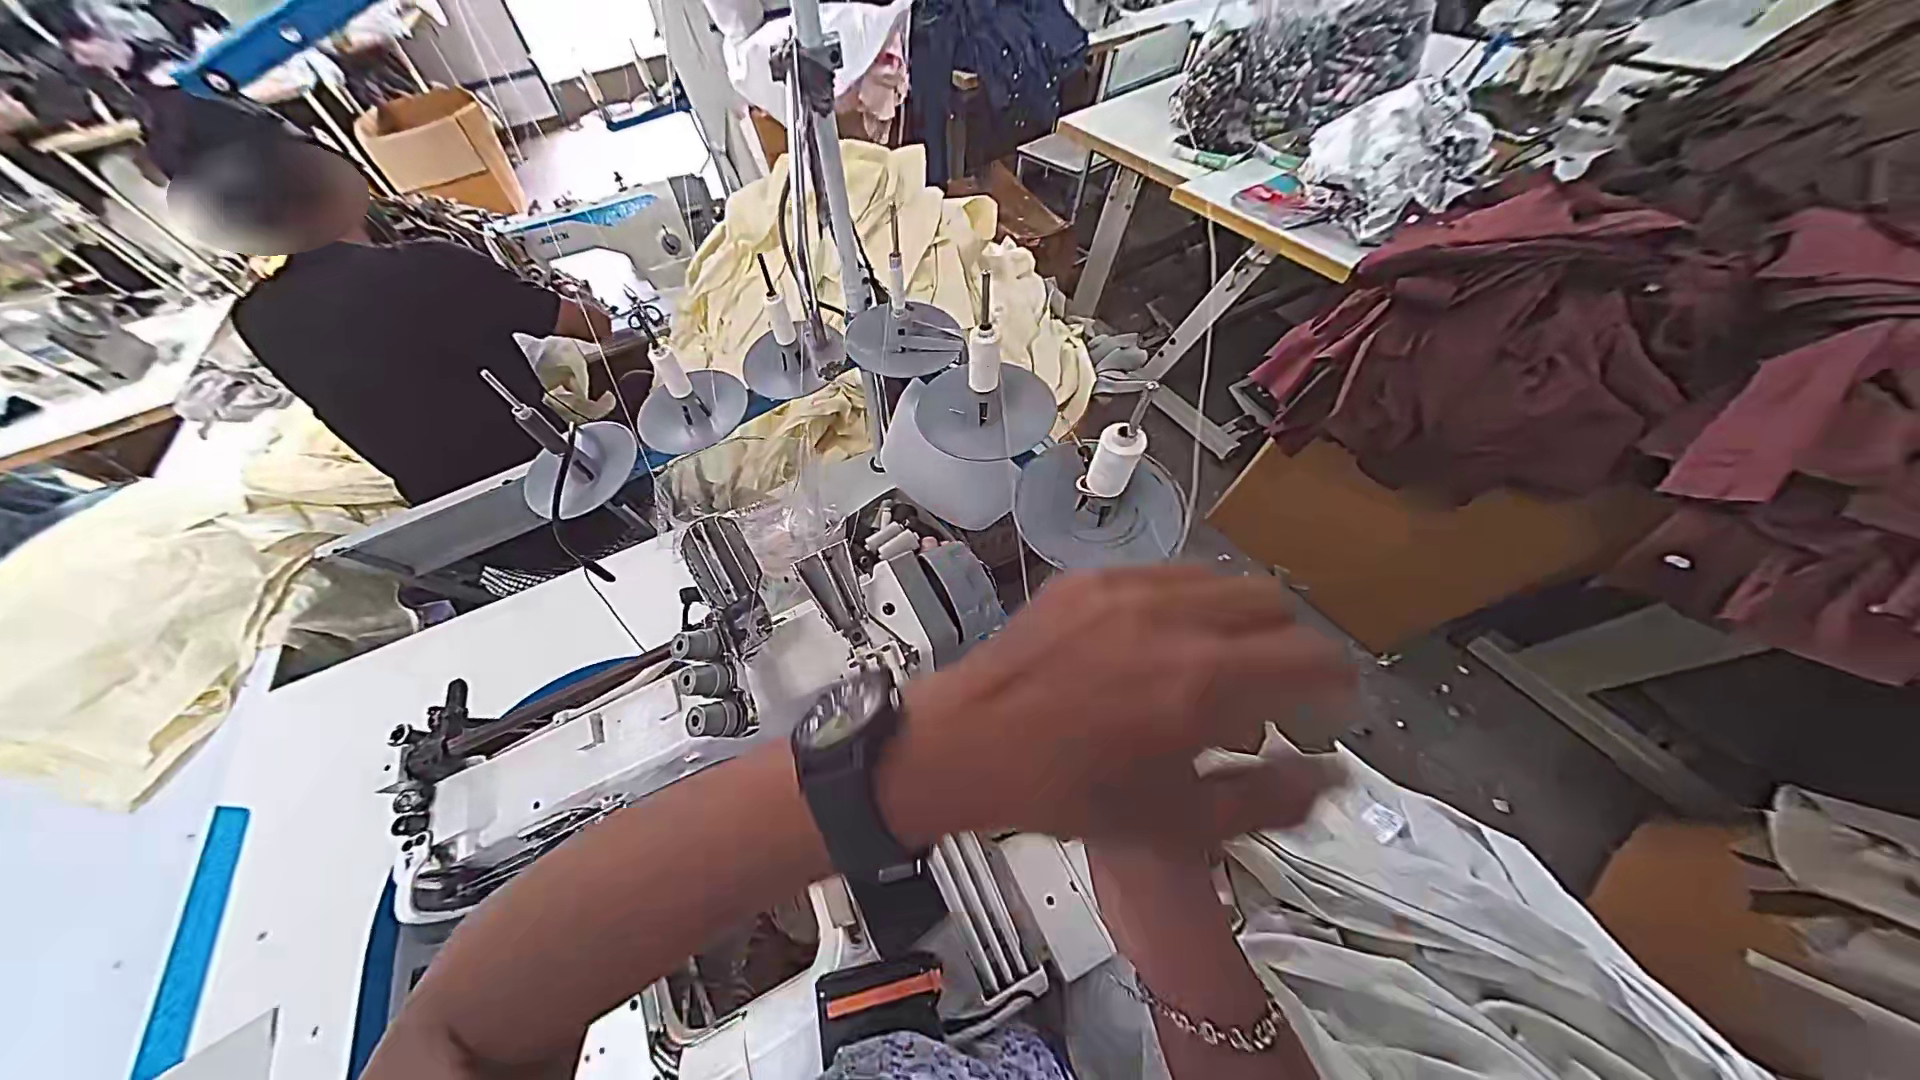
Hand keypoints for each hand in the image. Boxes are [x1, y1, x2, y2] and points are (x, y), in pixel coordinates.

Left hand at [880, 566, 1353, 846]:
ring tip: (1213, 656)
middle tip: (1271, 679)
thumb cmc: (1062, 788)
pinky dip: (1180, 599)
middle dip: (1286, 641)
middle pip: (1270, 601)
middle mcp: (1168, 618)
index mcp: (1200, 679)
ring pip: (1216, 578)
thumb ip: (1267, 799)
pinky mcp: (1085, 578)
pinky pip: (1159, 571)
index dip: (1334, 676)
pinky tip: (1159, 635)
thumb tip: (1328, 780)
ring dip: (1234, 615)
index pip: (1310, 654)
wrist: (970, 741)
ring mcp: (1122, 589)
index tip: (1330, 692)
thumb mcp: (1173, 821)